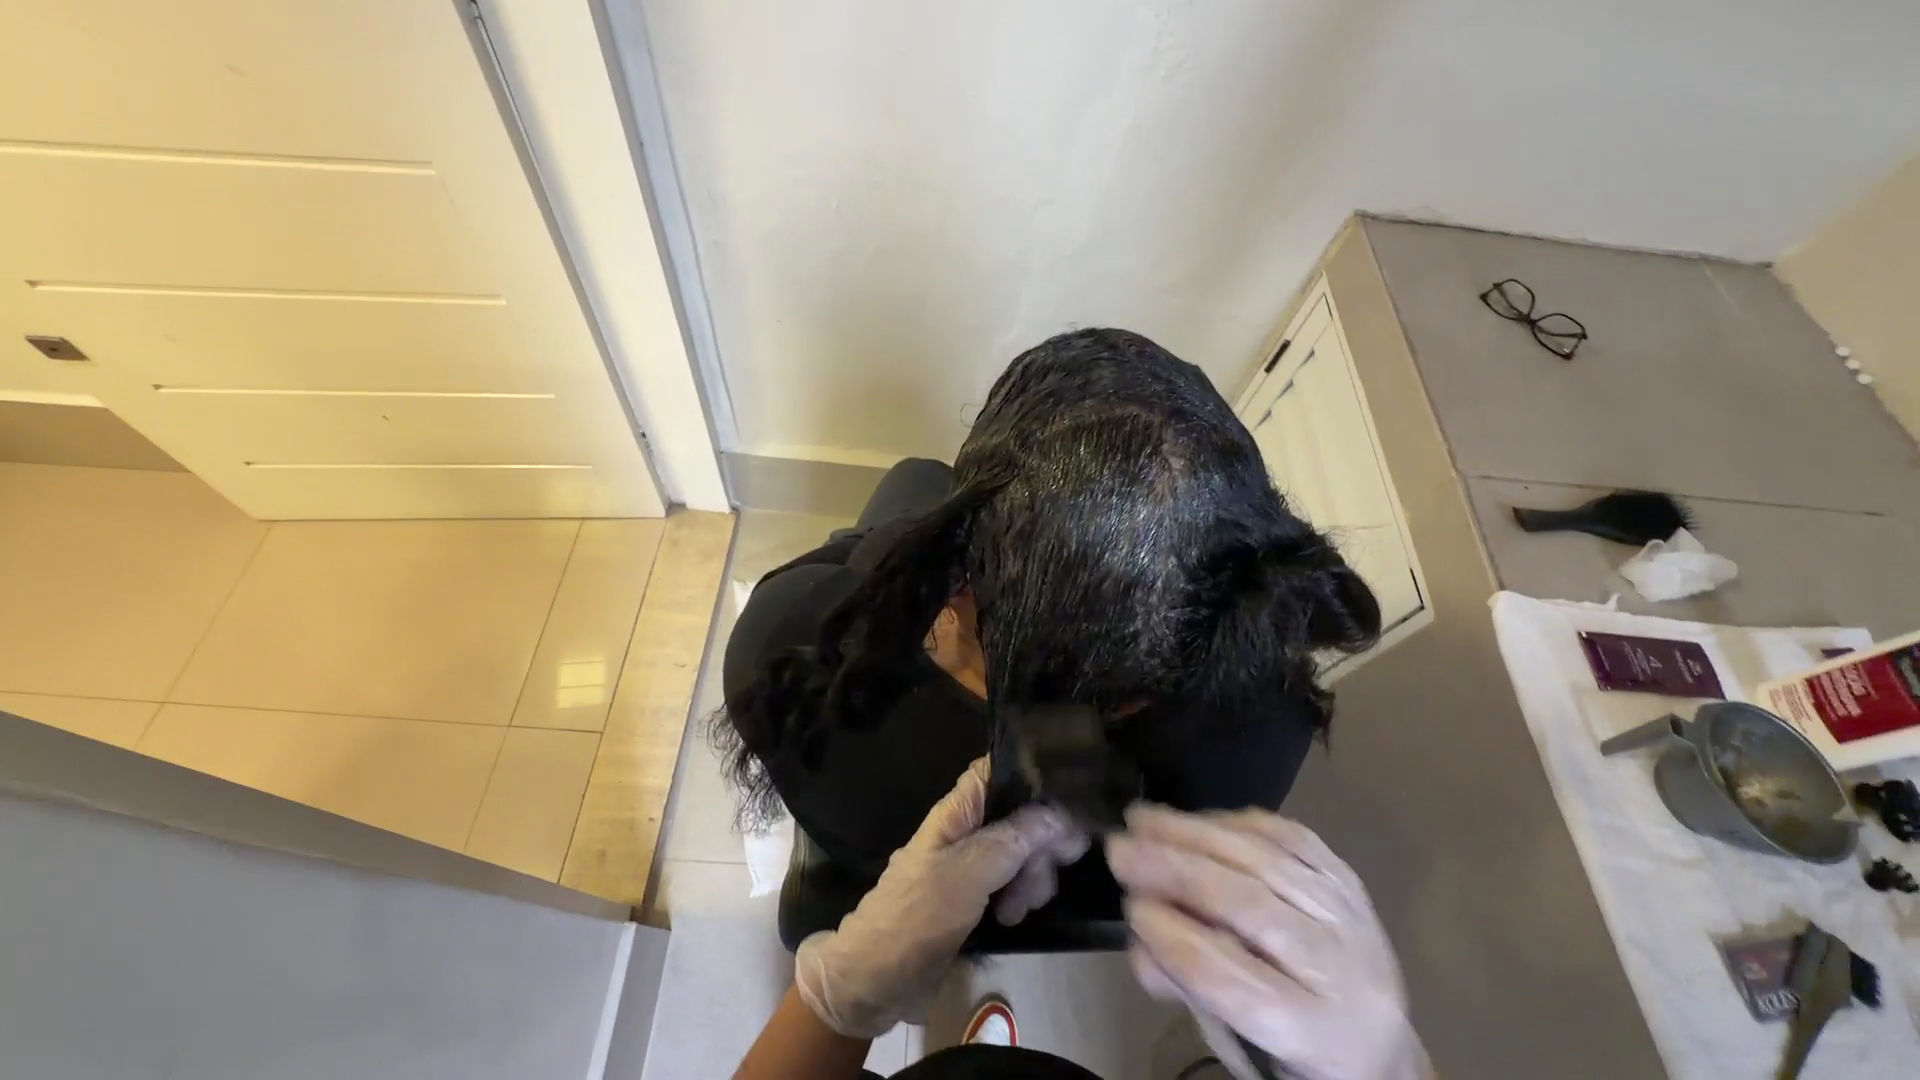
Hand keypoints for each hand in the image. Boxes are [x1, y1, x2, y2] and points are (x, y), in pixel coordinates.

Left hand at [794, 757, 1088, 1037]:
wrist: (878, 978)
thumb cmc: (916, 916)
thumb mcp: (967, 874)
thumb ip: (1013, 839)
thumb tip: (1060, 813)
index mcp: (958, 811)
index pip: (998, 770)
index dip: (1032, 777)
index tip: (1067, 804)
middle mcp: (968, 830)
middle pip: (1022, 816)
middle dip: (1040, 846)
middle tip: (1042, 876)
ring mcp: (973, 865)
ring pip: (1023, 852)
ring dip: (1031, 879)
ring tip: (1017, 909)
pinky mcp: (978, 896)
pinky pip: (1013, 883)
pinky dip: (1020, 897)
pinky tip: (1011, 918)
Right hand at [1107, 805, 1430, 1079]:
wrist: (1379, 1038)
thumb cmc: (1291, 1047)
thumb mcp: (1237, 1039)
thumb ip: (1184, 985)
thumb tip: (1139, 934)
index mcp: (1311, 1030)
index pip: (1231, 977)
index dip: (1172, 938)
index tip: (1130, 909)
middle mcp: (1339, 967)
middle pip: (1249, 906)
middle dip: (1175, 872)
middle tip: (1120, 849)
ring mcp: (1348, 913)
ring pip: (1265, 861)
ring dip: (1193, 834)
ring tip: (1143, 820)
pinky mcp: (1347, 876)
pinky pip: (1287, 835)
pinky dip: (1233, 821)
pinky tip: (1194, 819)